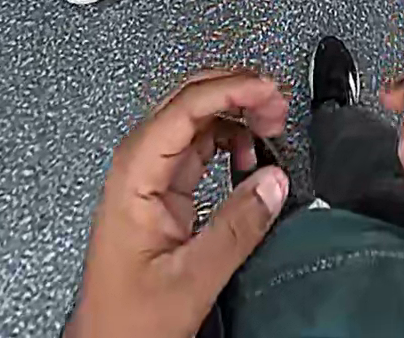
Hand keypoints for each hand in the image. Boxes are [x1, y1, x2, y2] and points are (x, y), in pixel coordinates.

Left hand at [66, 70, 290, 337]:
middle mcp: (142, 161)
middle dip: (240, 90)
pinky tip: (251, 152)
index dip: (232, 89)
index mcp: (136, 174)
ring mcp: (154, 169)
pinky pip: (206, 136)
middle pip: (192, 96)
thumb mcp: (189, 281)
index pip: (186, 106)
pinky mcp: (168, 181)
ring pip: (201, 111)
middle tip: (276, 103)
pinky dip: (235, 133)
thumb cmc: (127, 323)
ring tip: (272, 124)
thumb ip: (237, 228)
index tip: (268, 91)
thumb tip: (274, 179)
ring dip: (240, 109)